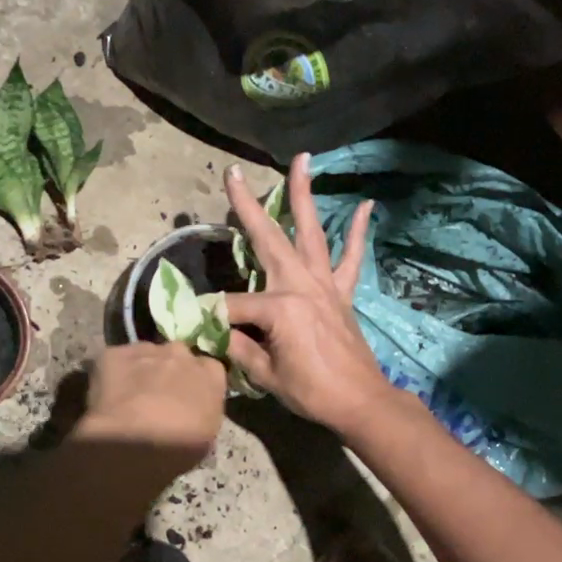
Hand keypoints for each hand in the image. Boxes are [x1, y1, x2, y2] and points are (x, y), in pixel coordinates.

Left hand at [72, 341, 225, 467]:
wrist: (136, 442)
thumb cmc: (180, 447)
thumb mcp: (207, 435)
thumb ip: (203, 411)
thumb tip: (191, 410)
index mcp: (211, 373)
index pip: (208, 367)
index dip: (195, 381)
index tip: (186, 397)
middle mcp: (181, 354)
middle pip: (176, 355)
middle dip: (169, 371)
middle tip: (157, 396)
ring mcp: (147, 350)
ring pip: (145, 354)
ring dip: (141, 370)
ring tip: (129, 397)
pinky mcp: (114, 353)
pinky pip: (115, 359)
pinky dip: (113, 372)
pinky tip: (108, 395)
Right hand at [224, 153, 392, 434]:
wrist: (360, 401)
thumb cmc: (310, 391)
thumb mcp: (264, 375)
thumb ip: (236, 346)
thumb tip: (212, 330)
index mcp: (278, 306)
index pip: (231, 306)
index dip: (212, 320)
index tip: (196, 331)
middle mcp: (301, 284)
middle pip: (268, 239)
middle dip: (248, 205)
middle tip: (234, 173)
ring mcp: (324, 284)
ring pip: (311, 232)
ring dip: (304, 195)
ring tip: (303, 160)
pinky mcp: (341, 292)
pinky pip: (350, 257)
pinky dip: (356, 231)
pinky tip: (364, 205)